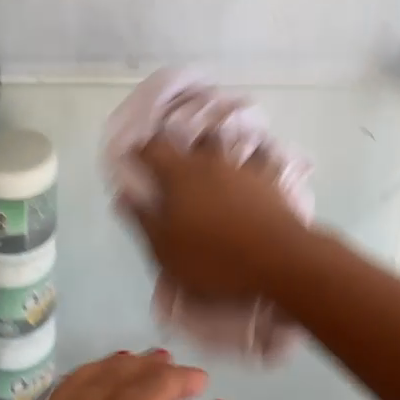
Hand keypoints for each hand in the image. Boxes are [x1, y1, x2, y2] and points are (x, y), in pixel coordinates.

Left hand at [1, 350, 225, 399]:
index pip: (145, 393)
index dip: (176, 378)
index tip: (200, 380)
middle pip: (107, 384)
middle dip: (144, 369)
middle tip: (172, 366)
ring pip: (70, 392)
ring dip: (106, 372)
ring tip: (134, 366)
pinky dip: (73, 390)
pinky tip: (87, 393)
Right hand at [124, 138, 311, 304]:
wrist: (277, 259)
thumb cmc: (213, 257)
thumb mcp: (165, 249)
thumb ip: (142, 218)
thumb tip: (122, 194)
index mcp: (179, 174)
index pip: (153, 147)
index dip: (141, 148)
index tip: (135, 156)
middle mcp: (209, 161)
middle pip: (191, 141)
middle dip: (181, 145)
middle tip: (175, 160)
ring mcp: (242, 167)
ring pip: (226, 145)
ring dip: (216, 148)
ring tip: (212, 158)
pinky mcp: (270, 178)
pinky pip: (260, 159)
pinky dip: (254, 159)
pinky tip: (254, 164)